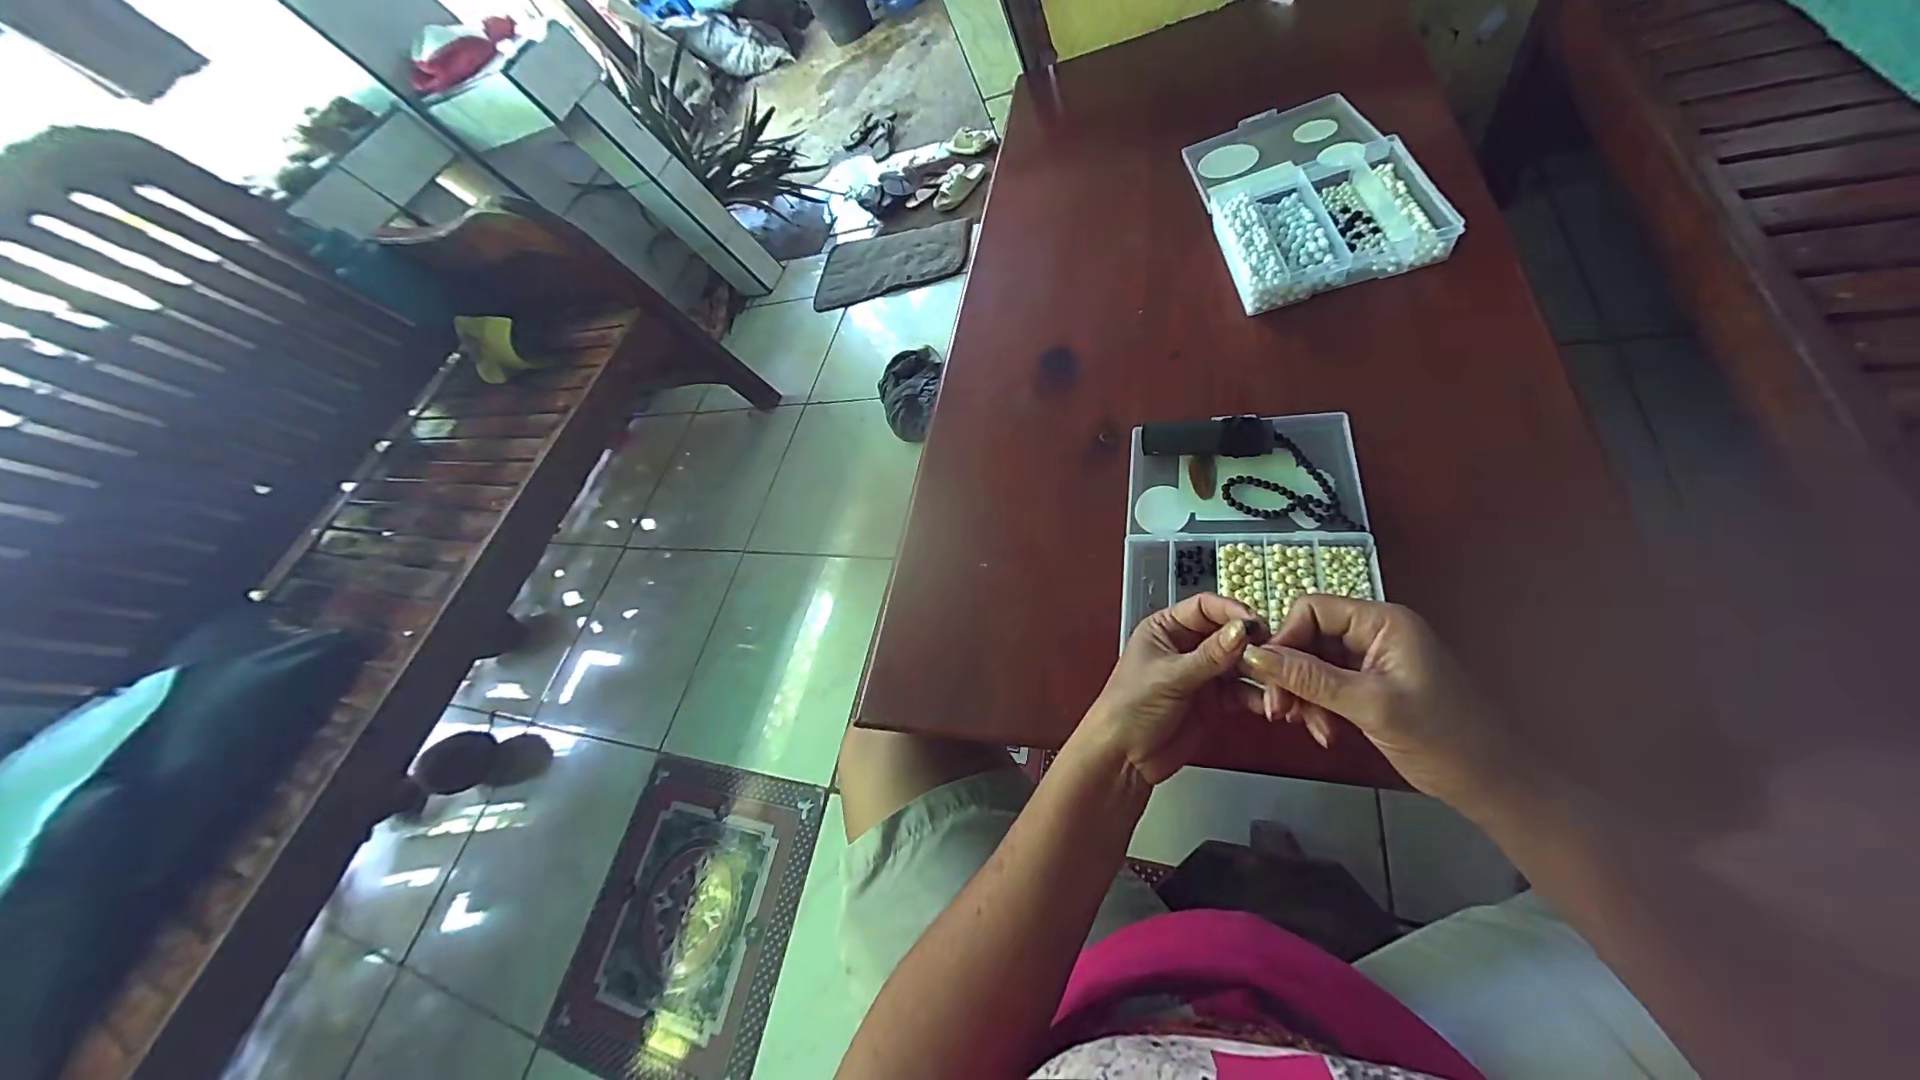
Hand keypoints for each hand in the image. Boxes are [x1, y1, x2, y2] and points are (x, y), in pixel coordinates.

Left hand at [1076, 593, 1262, 784]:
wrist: (1123, 758)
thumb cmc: (1127, 709)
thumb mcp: (1170, 677)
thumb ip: (1209, 655)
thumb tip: (1241, 630)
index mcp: (1164, 629)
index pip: (1204, 607)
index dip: (1231, 612)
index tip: (1255, 624)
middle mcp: (1184, 647)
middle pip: (1227, 634)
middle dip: (1251, 644)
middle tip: (1272, 654)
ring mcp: (1200, 673)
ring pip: (1239, 663)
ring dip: (1258, 672)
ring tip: (1274, 682)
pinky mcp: (1212, 700)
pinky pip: (1242, 691)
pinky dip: (1256, 696)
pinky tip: (1267, 703)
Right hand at [1238, 595, 1539, 815]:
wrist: (1495, 785)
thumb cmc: (1445, 739)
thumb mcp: (1370, 705)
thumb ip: (1309, 678)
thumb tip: (1256, 656)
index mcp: (1384, 622)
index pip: (1312, 609)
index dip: (1285, 638)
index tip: (1268, 675)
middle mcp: (1375, 633)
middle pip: (1309, 637)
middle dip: (1291, 674)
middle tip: (1279, 711)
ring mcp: (1373, 659)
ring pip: (1313, 664)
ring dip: (1303, 696)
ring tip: (1310, 727)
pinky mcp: (1371, 684)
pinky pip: (1327, 685)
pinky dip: (1318, 707)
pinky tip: (1324, 732)